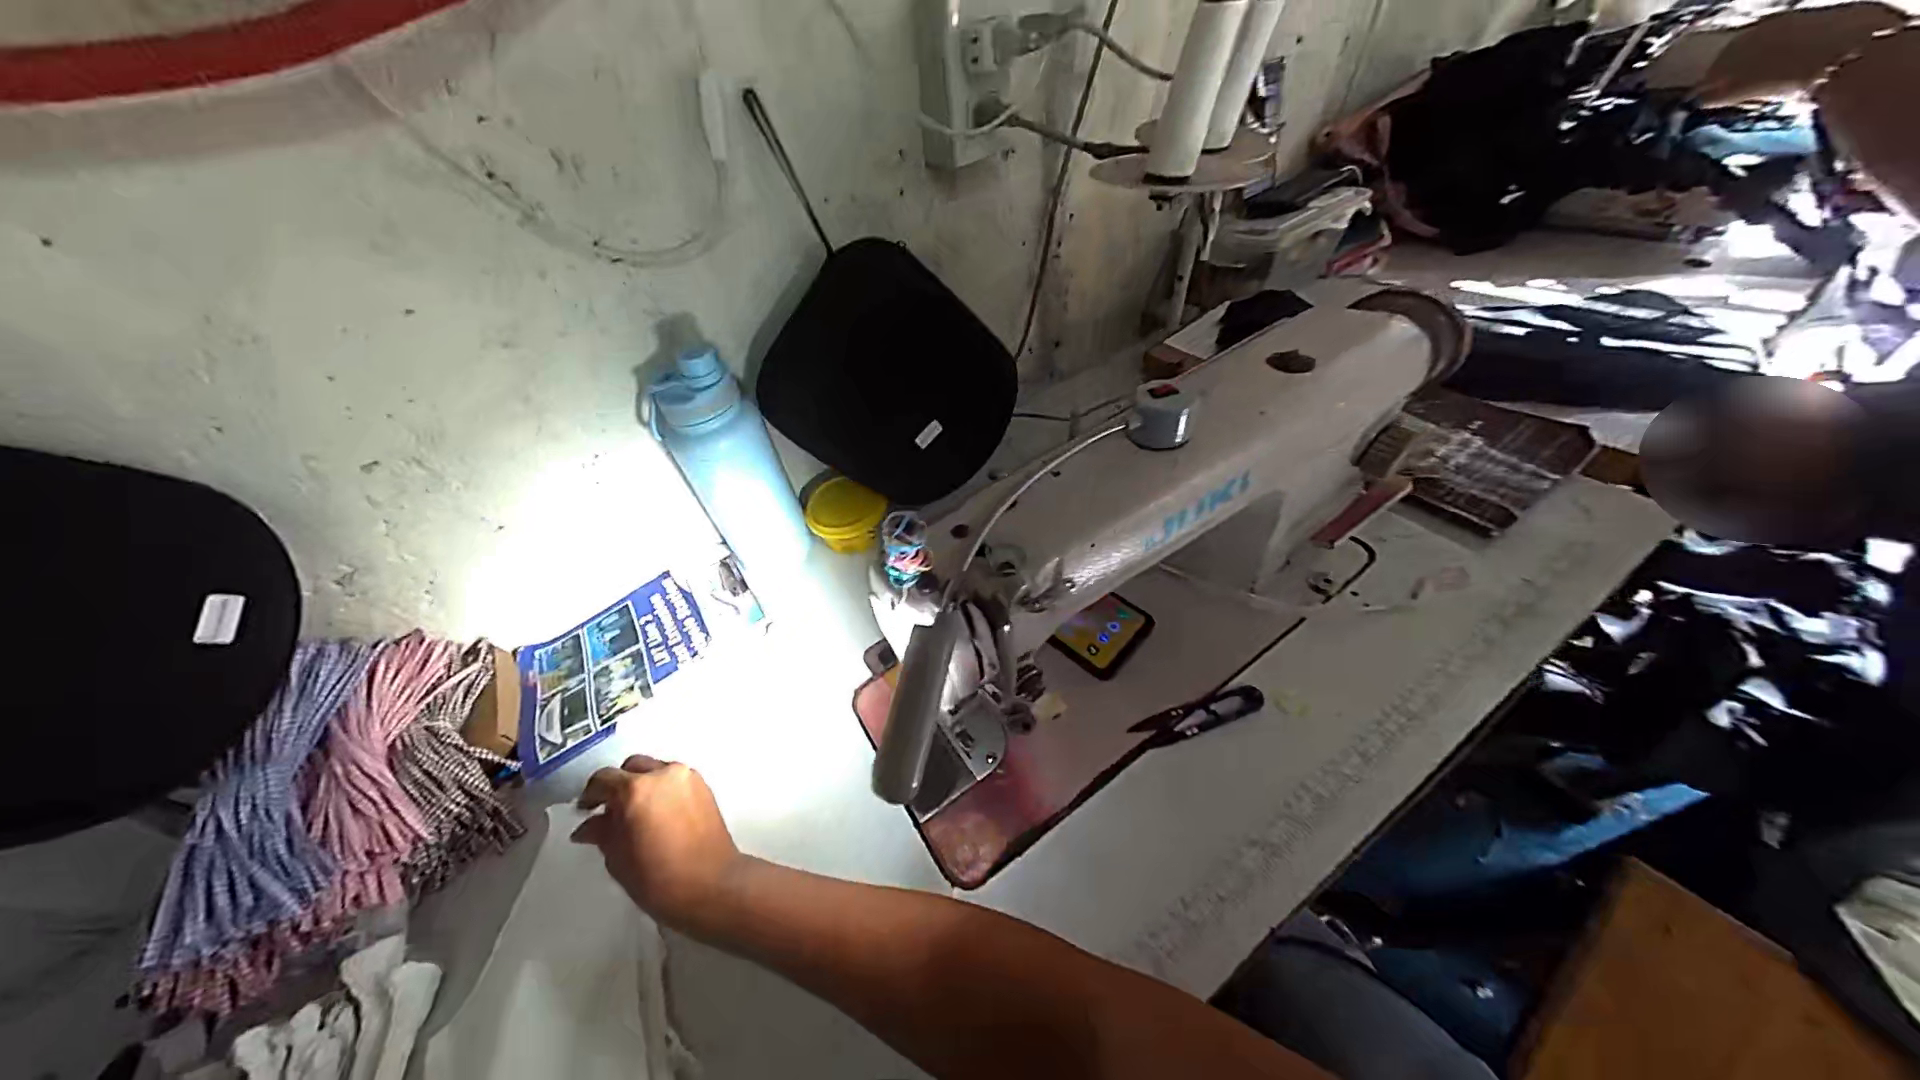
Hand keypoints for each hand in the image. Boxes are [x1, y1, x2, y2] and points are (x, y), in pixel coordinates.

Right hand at [571, 755, 743, 931]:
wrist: (710, 884)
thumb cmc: (659, 878)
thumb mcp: (617, 858)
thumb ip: (602, 832)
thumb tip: (590, 825)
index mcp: (637, 789)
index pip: (604, 778)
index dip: (591, 795)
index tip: (586, 809)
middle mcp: (665, 775)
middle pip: (633, 767)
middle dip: (619, 785)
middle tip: (610, 811)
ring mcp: (688, 778)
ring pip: (657, 770)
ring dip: (643, 785)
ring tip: (636, 816)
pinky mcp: (704, 787)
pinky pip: (676, 780)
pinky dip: (663, 790)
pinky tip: (658, 816)